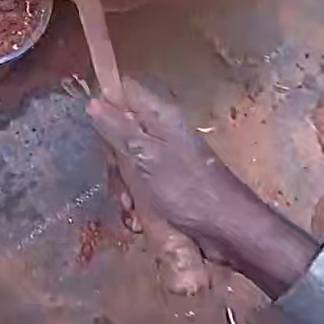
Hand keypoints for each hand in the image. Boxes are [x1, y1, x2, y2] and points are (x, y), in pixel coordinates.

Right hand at [87, 78, 319, 296]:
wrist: (230, 232)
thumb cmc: (188, 190)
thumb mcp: (145, 157)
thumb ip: (118, 129)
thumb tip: (93, 101)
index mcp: (159, 116)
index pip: (124, 91)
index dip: (106, 104)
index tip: (96, 130)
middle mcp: (161, 131)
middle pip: (120, 128)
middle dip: (113, 156)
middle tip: (118, 177)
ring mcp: (165, 158)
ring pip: (127, 159)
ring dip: (123, 183)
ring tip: (130, 204)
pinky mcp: (167, 182)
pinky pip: (140, 182)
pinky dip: (136, 199)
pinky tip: (137, 216)